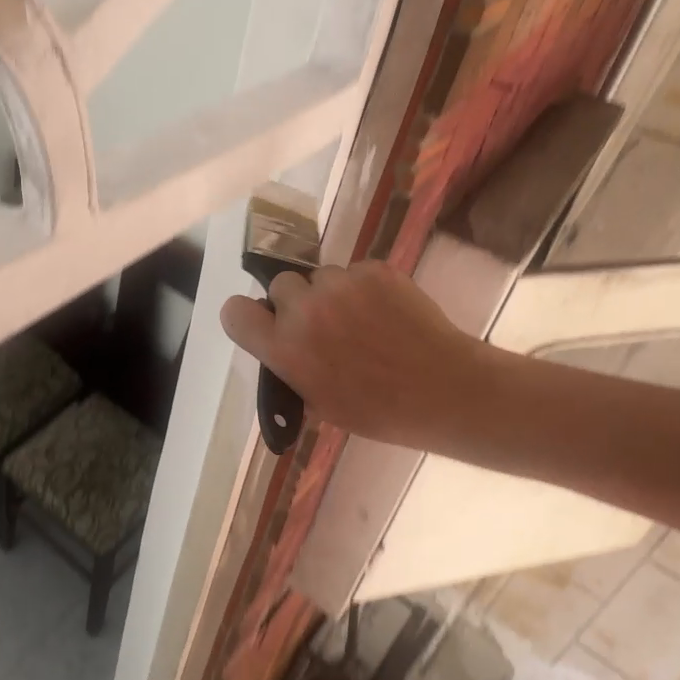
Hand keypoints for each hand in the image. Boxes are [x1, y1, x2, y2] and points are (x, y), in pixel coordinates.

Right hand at [219, 260, 505, 450]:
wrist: (444, 389)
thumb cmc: (378, 409)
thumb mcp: (318, 400)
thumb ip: (292, 364)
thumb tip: (287, 342)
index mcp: (285, 348)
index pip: (235, 312)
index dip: (249, 316)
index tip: (267, 325)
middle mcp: (304, 310)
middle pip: (282, 285)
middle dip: (298, 302)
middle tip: (326, 326)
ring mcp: (340, 285)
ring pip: (321, 276)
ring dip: (333, 293)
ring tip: (365, 321)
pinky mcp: (373, 269)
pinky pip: (355, 271)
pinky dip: (366, 288)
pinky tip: (387, 312)